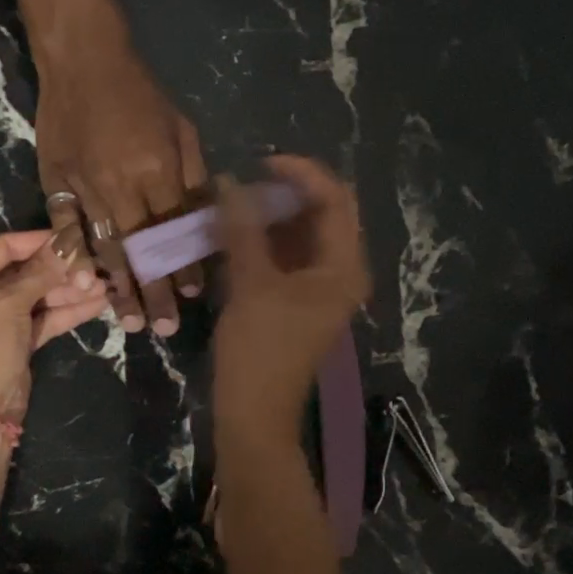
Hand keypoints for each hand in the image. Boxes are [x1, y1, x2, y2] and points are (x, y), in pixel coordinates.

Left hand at [0, 230, 109, 417]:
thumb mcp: (9, 303)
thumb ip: (40, 273)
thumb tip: (66, 244)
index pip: (4, 247)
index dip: (37, 241)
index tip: (70, 238)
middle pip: (26, 272)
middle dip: (60, 270)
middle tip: (94, 267)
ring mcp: (2, 320)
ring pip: (40, 297)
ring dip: (70, 290)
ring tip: (105, 284)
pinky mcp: (20, 342)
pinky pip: (46, 318)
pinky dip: (69, 311)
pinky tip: (99, 303)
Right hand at [35, 31, 206, 336]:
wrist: (82, 61)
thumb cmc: (138, 91)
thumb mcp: (180, 125)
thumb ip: (192, 175)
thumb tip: (206, 222)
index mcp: (156, 169)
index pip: (175, 231)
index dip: (185, 265)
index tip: (194, 296)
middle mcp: (121, 186)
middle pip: (142, 250)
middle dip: (153, 292)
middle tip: (162, 329)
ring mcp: (84, 188)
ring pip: (105, 247)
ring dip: (117, 286)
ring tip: (128, 320)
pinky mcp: (55, 184)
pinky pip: (65, 228)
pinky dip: (73, 257)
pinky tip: (82, 284)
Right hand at [212, 156, 371, 431]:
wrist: (253, 413)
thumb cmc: (260, 349)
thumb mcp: (251, 284)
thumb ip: (243, 229)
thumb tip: (229, 180)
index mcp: (343, 266)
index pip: (335, 199)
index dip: (301, 172)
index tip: (258, 161)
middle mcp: (338, 272)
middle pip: (319, 214)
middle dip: (281, 193)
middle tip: (238, 184)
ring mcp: (316, 288)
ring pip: (297, 235)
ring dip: (267, 216)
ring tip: (229, 204)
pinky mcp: (293, 301)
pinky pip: (282, 257)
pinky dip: (260, 241)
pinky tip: (229, 235)